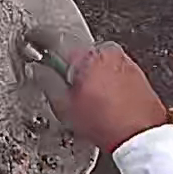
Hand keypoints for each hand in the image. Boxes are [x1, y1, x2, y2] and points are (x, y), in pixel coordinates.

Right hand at [23, 27, 167, 153]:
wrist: (142, 136)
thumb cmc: (106, 124)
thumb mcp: (64, 106)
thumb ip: (46, 81)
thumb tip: (35, 69)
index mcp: (86, 56)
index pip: (55, 38)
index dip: (38, 37)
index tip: (31, 38)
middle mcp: (106, 52)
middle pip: (75, 48)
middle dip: (63, 61)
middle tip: (57, 79)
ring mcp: (122, 59)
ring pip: (93, 57)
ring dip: (83, 68)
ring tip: (83, 95)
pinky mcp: (133, 69)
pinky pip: (108, 65)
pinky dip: (99, 74)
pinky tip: (99, 95)